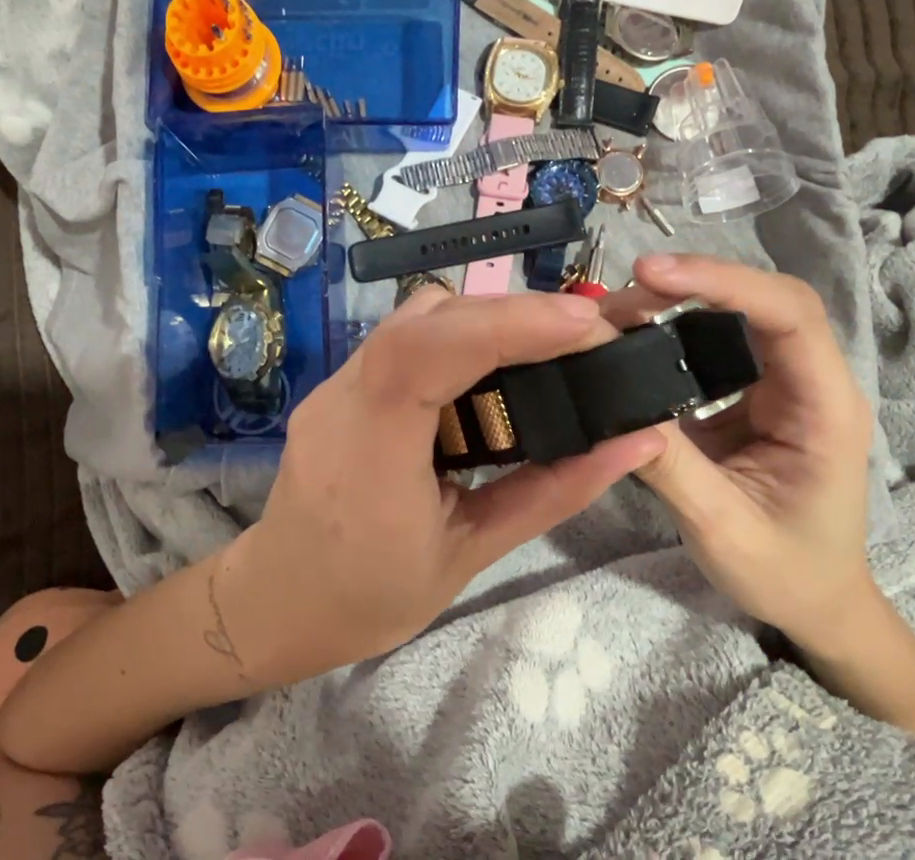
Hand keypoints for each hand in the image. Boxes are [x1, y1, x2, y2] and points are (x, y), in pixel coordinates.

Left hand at [215, 288, 667, 686]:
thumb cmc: (370, 595)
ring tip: (542, 349)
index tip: (584, 325)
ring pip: (407, 321)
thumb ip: (551, 493)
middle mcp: (343, 400)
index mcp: (373, 450)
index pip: (431, 351)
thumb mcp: (470, 553)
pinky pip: (396, 343)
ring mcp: (331, 389)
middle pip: (423, 319)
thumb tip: (634, 444)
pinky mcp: (335, 390)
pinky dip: (451, 340)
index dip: (509, 323)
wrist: (279, 602)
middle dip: (508, 313)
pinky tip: (488, 372)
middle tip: (579, 335)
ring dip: (479, 320)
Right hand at [599, 254, 877, 649]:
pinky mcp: (749, 397)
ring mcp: (779, 388)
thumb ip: (669, 465)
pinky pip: (712, 347)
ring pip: (736, 316)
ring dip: (676, 304)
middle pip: (763, 300)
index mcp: (824, 408)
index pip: (788, 315)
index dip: (723, 282)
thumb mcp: (722, 526)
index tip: (651, 275)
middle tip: (619, 296)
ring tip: (614, 314)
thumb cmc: (785, 571)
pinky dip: (669, 333)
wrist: (815, 602)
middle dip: (693, 284)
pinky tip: (629, 339)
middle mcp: (808, 383)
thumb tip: (610, 407)